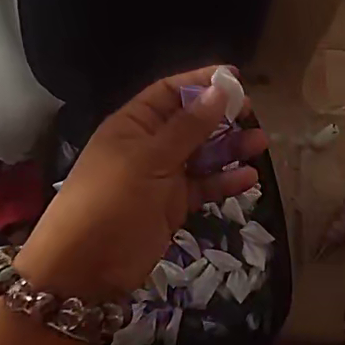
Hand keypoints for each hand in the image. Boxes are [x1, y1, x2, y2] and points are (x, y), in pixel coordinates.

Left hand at [18, 66, 266, 300]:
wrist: (84, 266)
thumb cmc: (111, 200)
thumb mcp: (149, 159)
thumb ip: (187, 127)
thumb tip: (220, 91)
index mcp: (133, 124)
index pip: (169, 92)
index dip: (200, 82)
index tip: (235, 78)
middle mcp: (148, 146)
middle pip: (190, 122)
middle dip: (220, 116)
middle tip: (252, 114)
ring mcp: (161, 177)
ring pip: (201, 155)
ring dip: (229, 148)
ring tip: (260, 143)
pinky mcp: (171, 206)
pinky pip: (203, 187)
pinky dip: (224, 181)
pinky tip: (249, 178)